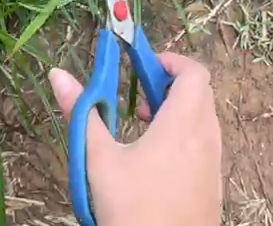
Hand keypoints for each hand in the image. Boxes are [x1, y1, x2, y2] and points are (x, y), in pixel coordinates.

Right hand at [50, 52, 222, 225]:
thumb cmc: (131, 213)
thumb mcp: (99, 162)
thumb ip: (81, 113)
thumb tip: (58, 74)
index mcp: (183, 126)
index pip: (195, 72)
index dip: (172, 61)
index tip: (143, 67)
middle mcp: (206, 140)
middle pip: (200, 92)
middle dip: (170, 85)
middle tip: (139, 99)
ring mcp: (213, 165)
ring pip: (204, 118)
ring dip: (177, 111)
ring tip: (142, 129)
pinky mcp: (212, 187)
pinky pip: (206, 144)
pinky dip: (185, 135)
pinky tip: (155, 160)